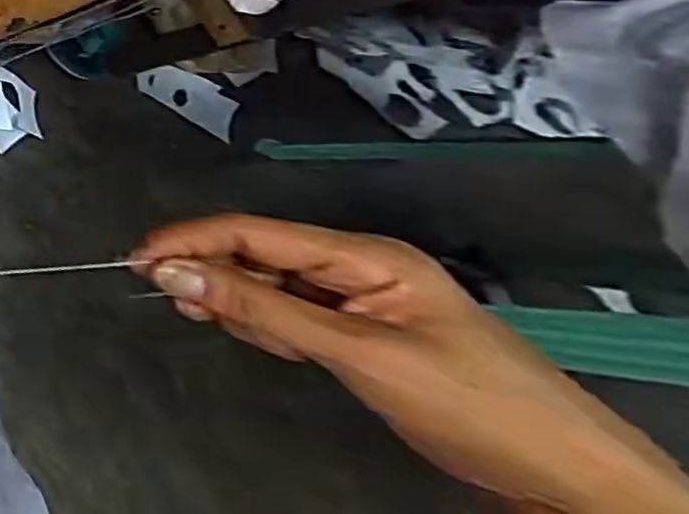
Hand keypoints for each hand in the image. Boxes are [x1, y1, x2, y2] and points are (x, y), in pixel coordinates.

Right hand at [133, 215, 688, 513]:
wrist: (577, 485)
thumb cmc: (475, 404)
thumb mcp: (357, 352)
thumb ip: (260, 309)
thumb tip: (174, 273)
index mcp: (362, 255)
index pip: (253, 232)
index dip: (192, 240)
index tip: (142, 258)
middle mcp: (353, 267)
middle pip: (256, 255)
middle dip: (208, 270)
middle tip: (164, 291)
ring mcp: (356, 299)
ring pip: (266, 285)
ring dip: (230, 299)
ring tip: (198, 313)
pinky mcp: (356, 331)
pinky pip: (286, 313)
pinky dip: (258, 322)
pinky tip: (245, 331)